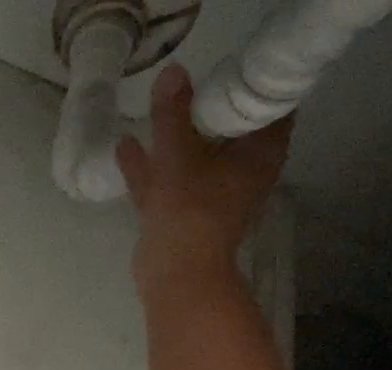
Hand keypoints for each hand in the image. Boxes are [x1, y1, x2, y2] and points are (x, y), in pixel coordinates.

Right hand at [114, 65, 292, 296]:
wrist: (176, 275)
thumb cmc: (191, 211)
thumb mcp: (179, 156)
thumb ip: (172, 115)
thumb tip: (172, 72)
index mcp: (259, 155)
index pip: (265, 108)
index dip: (246, 87)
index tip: (222, 73)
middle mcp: (241, 173)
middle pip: (228, 131)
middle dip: (207, 111)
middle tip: (187, 87)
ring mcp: (211, 196)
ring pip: (194, 158)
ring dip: (175, 138)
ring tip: (153, 110)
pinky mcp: (182, 215)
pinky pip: (167, 181)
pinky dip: (150, 166)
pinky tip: (125, 147)